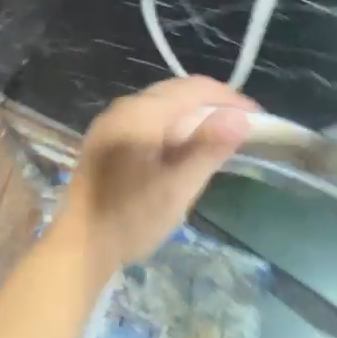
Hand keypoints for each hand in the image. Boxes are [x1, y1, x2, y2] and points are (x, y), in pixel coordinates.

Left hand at [52, 76, 257, 272]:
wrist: (78, 247)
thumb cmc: (129, 220)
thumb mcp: (175, 190)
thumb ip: (207, 149)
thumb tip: (239, 118)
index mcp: (141, 114)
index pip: (192, 90)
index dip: (228, 98)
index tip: (258, 117)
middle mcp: (125, 107)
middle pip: (176, 91)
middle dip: (212, 103)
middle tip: (242, 125)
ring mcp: (113, 121)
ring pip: (163, 103)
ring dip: (193, 113)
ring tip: (220, 135)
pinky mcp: (108, 138)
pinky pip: (149, 118)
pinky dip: (174, 124)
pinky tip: (185, 146)